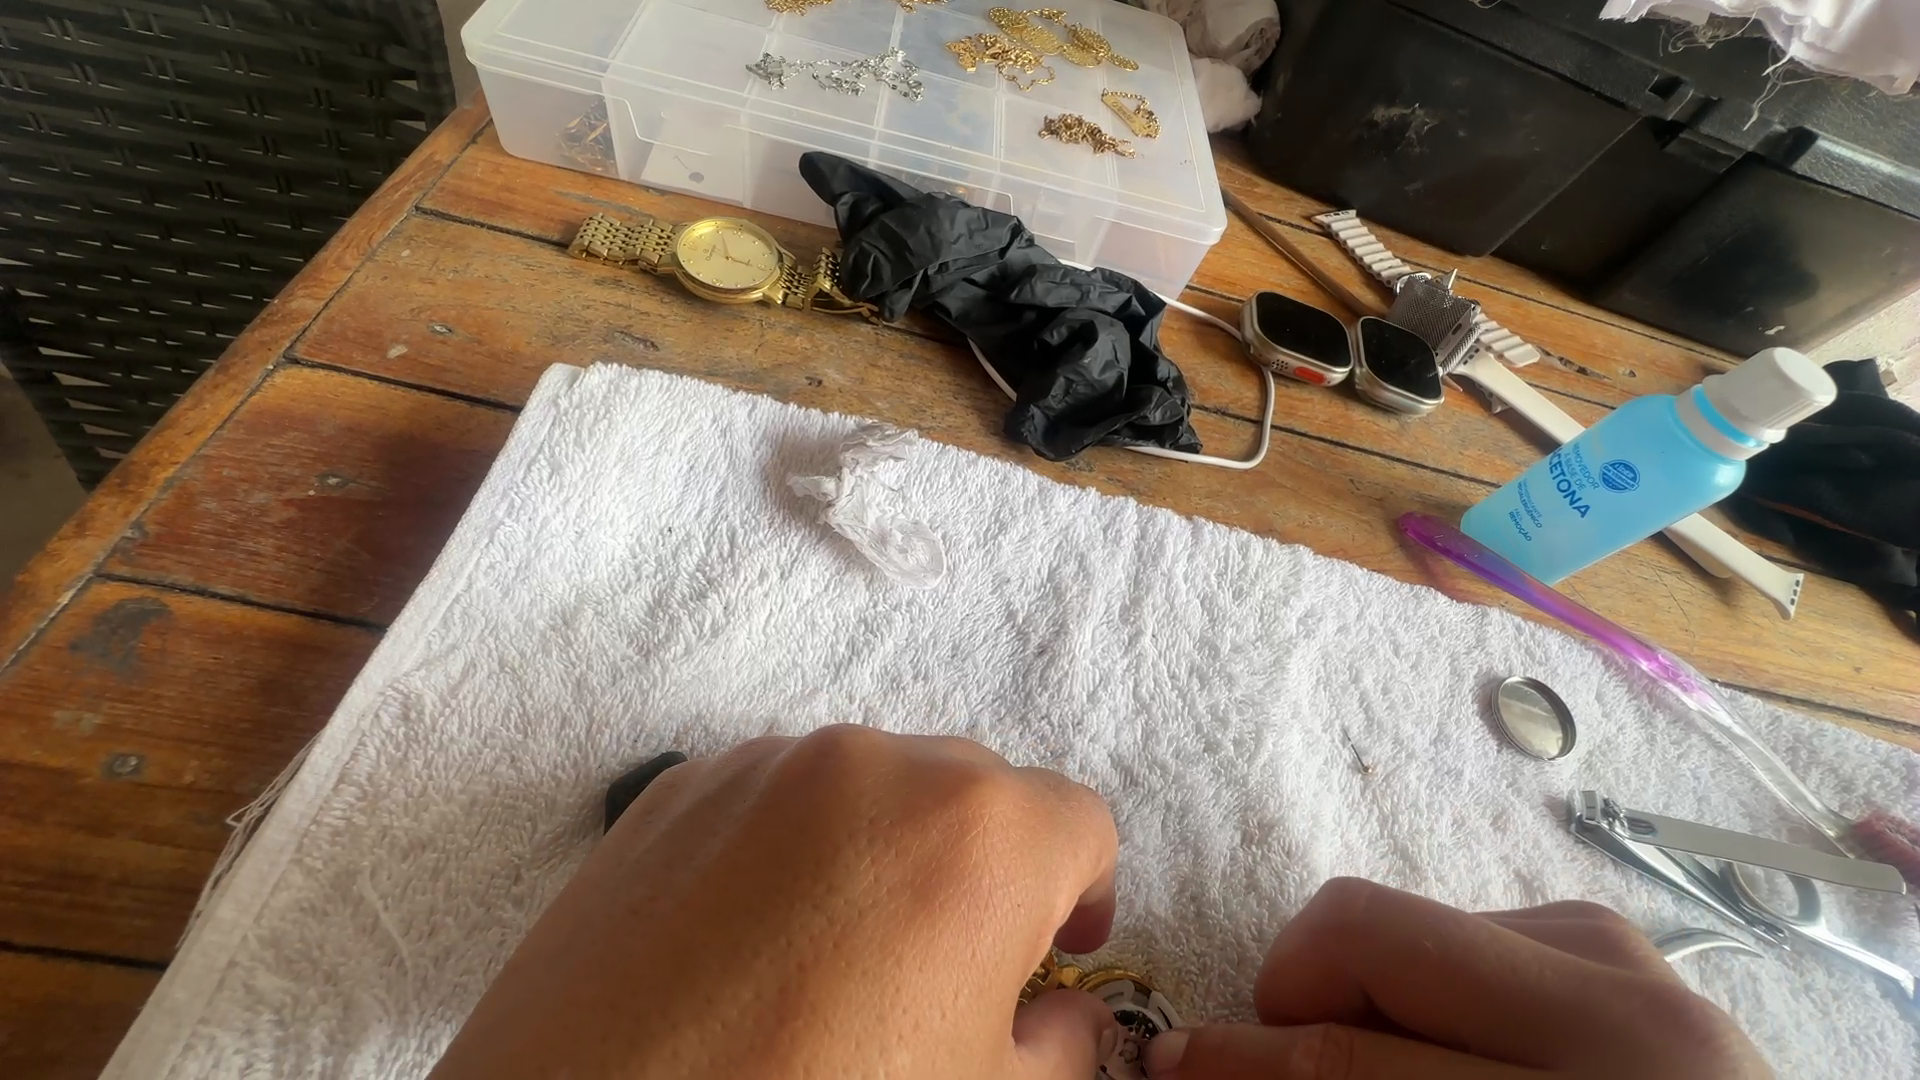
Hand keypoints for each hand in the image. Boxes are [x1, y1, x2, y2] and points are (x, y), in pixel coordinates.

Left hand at [430, 726, 1122, 1078]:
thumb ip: (1060, 1048)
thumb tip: (1063, 1012)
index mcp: (979, 831)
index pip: (1081, 820)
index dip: (1083, 891)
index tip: (1053, 949)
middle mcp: (881, 762)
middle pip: (979, 791)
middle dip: (986, 865)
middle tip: (943, 960)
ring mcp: (772, 761)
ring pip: (878, 783)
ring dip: (887, 846)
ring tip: (834, 950)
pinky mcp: (684, 782)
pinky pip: (783, 792)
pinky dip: (797, 841)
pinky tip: (753, 933)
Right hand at [1147, 878, 1769, 1078]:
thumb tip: (1217, 1067)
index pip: (1352, 1061)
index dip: (1240, 1063)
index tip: (1169, 1063)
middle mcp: (1622, 1015)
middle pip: (1359, 928)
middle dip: (1289, 988)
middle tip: (1278, 1052)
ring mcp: (1616, 955)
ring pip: (1391, 916)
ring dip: (1351, 988)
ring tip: (1382, 1057)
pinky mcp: (1603, 933)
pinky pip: (1441, 923)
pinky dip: (1410, 982)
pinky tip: (1450, 1042)